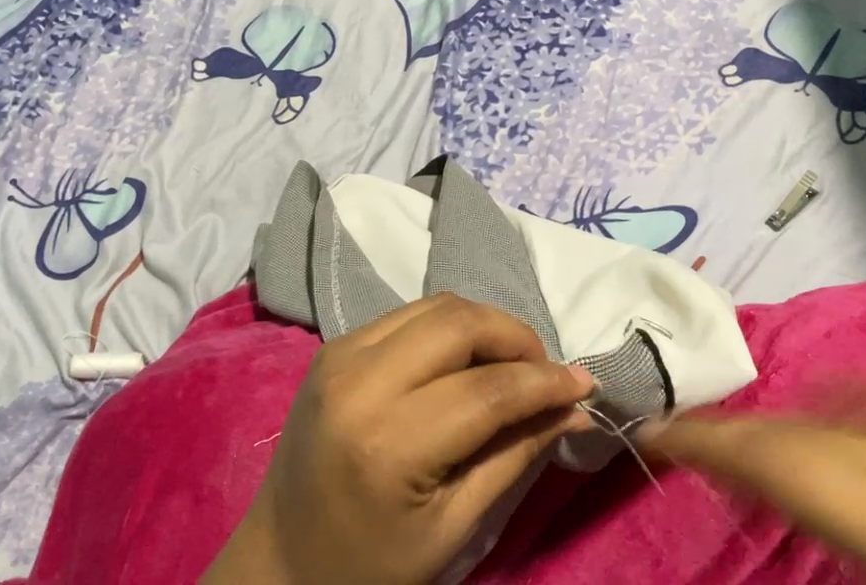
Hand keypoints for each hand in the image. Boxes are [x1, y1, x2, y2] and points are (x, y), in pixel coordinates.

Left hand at [203, 293, 594, 584]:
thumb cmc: (369, 564)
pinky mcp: (333, 346)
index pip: (486, 389)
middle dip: (515, 337)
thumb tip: (574, 409)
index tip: (585, 384)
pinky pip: (407, 315)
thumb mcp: (452, 529)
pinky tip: (466, 361)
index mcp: (388, 441)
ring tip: (513, 364)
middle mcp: (359, 380)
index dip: (544, 382)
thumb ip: (514, 458)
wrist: (280, 559)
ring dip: (484, 325)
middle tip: (547, 373)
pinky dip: (449, 327)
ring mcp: (339, 354)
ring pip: (434, 306)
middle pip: (458, 323)